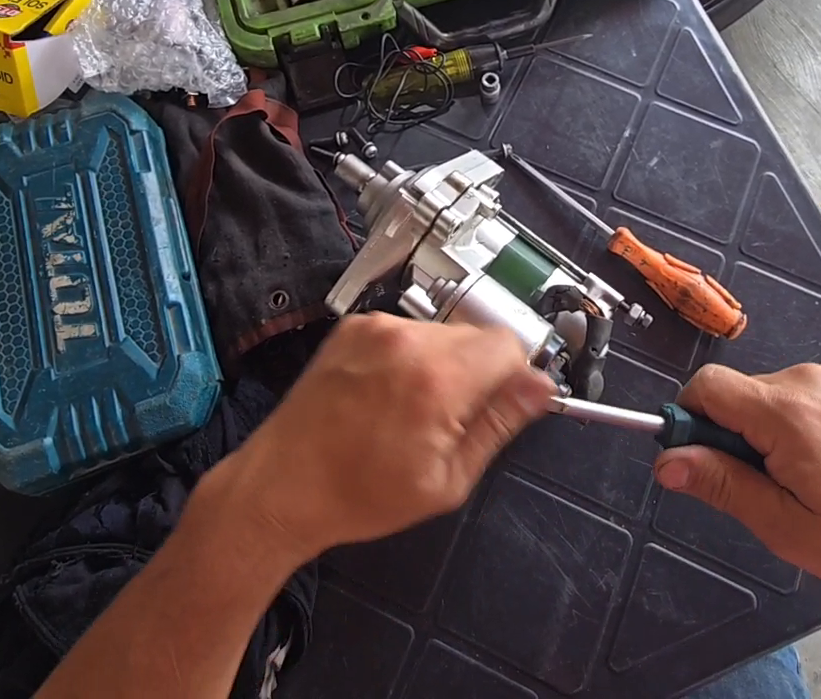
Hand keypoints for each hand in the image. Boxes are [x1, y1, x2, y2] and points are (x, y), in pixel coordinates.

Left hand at [209, 313, 554, 562]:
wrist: (281, 486)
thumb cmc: (359, 494)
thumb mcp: (447, 479)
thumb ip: (499, 424)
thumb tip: (539, 388)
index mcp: (439, 380)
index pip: (510, 344)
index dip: (514, 376)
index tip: (502, 402)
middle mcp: (408, 341)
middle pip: (477, 336)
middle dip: (478, 372)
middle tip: (451, 418)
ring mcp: (377, 329)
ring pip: (443, 333)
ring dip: (443, 363)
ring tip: (411, 410)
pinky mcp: (354, 327)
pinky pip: (407, 331)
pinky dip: (409, 356)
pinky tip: (387, 394)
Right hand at [653, 362, 820, 603]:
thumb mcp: (785, 526)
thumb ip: (721, 485)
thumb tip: (667, 462)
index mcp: (788, 413)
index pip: (706, 387)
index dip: (688, 419)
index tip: (698, 458)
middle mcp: (808, 382)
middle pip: (734, 391)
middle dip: (729, 433)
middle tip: (760, 485)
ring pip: (762, 394)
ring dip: (760, 429)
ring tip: (799, 479)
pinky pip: (794, 393)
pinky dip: (788, 422)